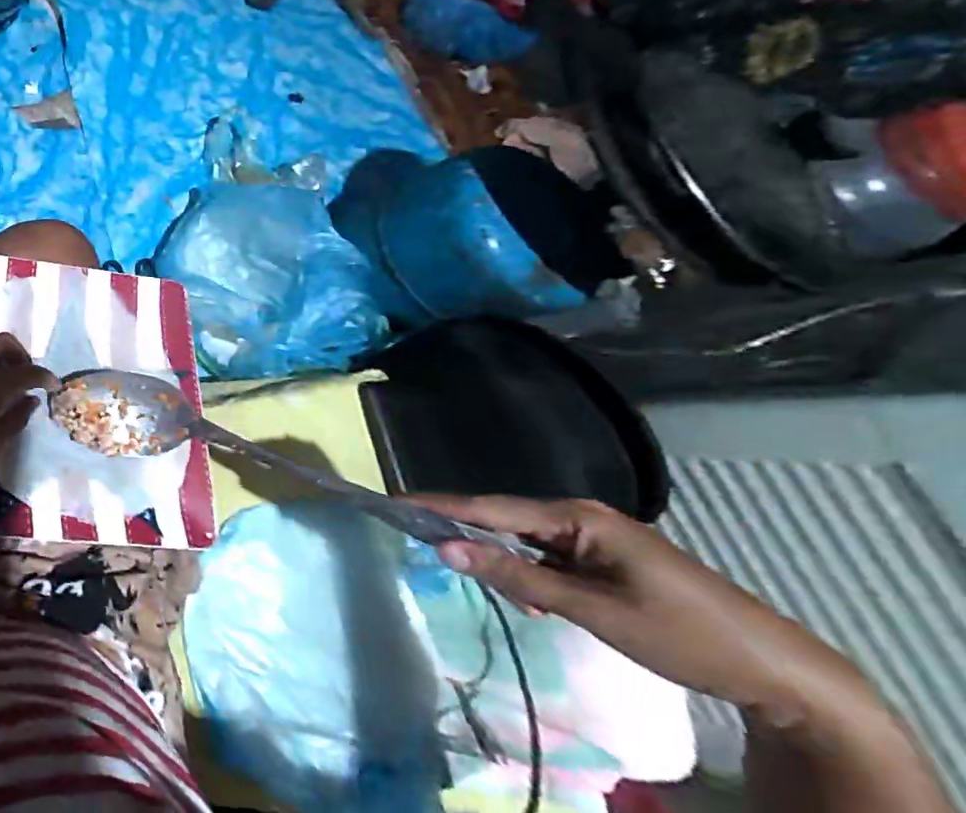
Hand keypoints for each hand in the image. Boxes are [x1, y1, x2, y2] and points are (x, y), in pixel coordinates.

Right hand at [411, 495, 873, 724]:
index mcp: (577, 516)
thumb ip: (514, 576)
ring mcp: (594, 538)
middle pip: (504, 520)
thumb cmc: (681, 634)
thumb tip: (444, 547)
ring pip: (525, 542)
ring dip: (506, 565)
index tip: (394, 502)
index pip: (491, 507)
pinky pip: (548, 558)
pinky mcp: (603, 559)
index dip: (440, 506)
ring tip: (503, 596)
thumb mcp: (591, 609)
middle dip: (470, 538)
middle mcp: (581, 517)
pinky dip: (531, 577)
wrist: (777, 670)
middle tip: (427, 550)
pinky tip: (535, 603)